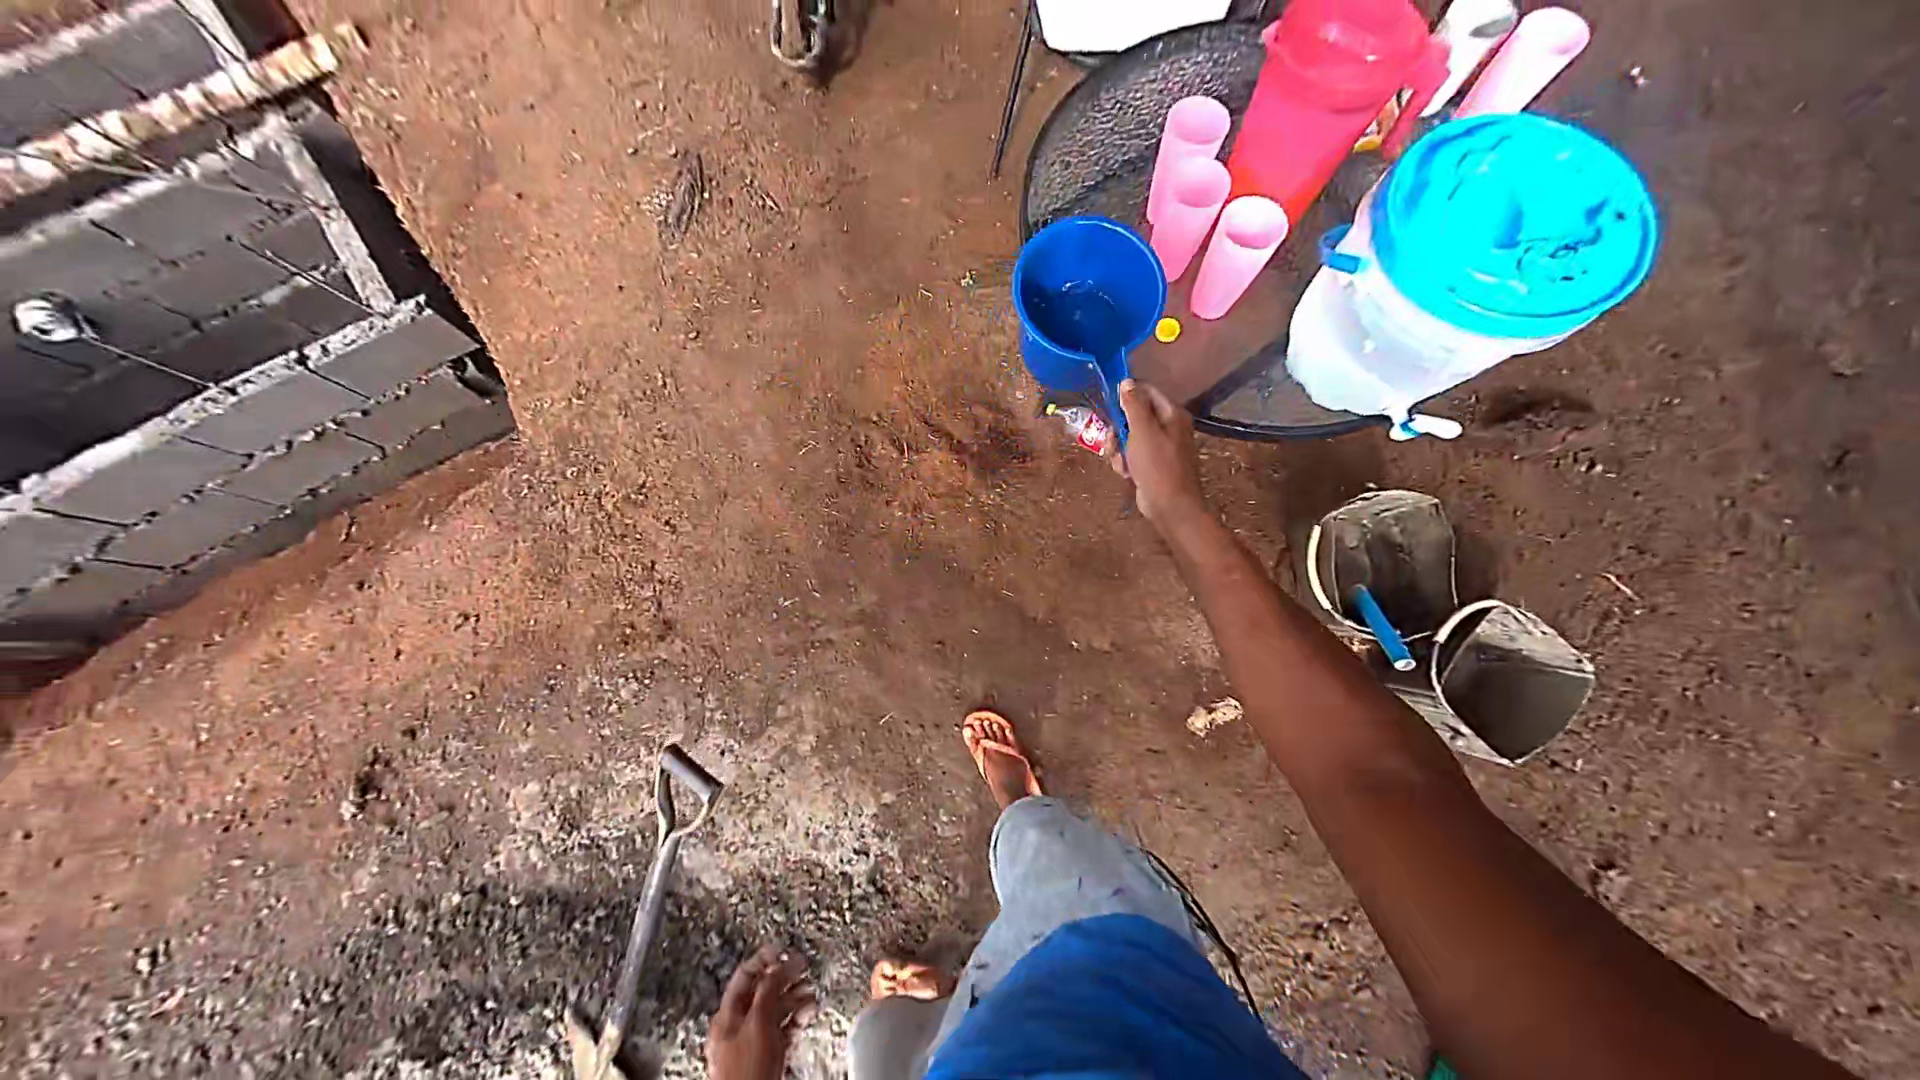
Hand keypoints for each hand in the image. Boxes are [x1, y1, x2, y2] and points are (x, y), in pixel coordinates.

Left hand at [707, 945, 815, 1079]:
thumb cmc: (745, 1071)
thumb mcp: (758, 1022)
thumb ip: (768, 991)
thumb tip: (779, 966)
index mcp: (728, 1015)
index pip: (745, 975)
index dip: (764, 959)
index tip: (783, 948)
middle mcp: (738, 1026)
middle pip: (763, 991)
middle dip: (785, 976)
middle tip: (803, 965)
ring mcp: (753, 1041)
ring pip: (776, 1009)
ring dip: (795, 996)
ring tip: (811, 988)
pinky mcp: (768, 1054)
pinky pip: (784, 1028)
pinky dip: (797, 1017)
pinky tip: (809, 1010)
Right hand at [1111, 379, 1206, 526]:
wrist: (1170, 505)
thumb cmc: (1157, 466)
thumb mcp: (1142, 431)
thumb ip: (1133, 405)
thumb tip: (1127, 382)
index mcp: (1172, 414)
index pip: (1146, 392)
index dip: (1126, 396)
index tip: (1109, 406)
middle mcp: (1169, 427)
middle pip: (1135, 416)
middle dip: (1119, 428)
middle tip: (1112, 439)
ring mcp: (1162, 447)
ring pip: (1130, 437)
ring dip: (1119, 448)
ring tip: (1119, 460)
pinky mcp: (1153, 464)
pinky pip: (1134, 454)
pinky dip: (1126, 462)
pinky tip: (1126, 472)